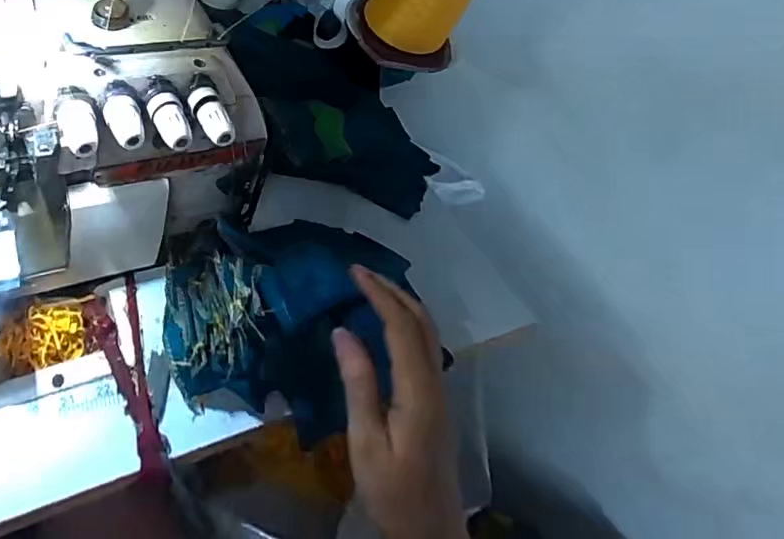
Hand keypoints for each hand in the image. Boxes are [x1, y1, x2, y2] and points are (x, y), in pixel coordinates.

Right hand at [334, 266, 465, 538]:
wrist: (432, 534)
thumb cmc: (393, 493)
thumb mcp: (366, 442)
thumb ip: (358, 384)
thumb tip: (343, 331)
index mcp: (418, 391)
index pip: (401, 326)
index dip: (378, 294)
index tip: (353, 272)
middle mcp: (435, 384)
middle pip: (421, 321)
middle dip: (392, 289)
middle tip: (360, 272)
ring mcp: (440, 392)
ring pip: (427, 332)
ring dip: (402, 303)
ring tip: (371, 288)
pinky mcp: (436, 402)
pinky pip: (425, 346)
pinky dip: (406, 322)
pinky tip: (387, 324)